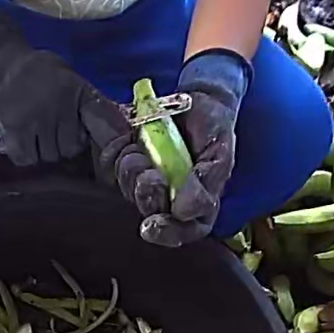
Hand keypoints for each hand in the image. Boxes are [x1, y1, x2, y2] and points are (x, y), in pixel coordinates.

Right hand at [0, 10, 129, 166]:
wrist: (1, 64)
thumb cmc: (37, 72)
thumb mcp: (68, 78)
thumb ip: (85, 102)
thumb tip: (110, 130)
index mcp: (77, 94)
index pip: (96, 128)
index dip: (92, 141)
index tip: (89, 146)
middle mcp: (61, 108)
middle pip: (69, 149)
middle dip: (61, 146)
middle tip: (51, 135)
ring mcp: (38, 120)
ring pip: (48, 156)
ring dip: (42, 151)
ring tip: (35, 137)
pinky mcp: (17, 130)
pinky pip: (26, 158)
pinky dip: (25, 154)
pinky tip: (23, 143)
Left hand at [97, 50, 250, 246]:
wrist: (199, 99)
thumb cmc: (214, 130)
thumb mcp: (219, 153)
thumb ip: (206, 183)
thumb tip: (185, 212)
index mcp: (197, 203)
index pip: (184, 230)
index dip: (168, 233)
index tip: (153, 226)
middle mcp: (169, 197)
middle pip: (152, 214)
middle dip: (147, 198)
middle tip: (151, 178)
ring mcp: (148, 180)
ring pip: (131, 192)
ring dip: (133, 173)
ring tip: (143, 151)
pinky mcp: (130, 163)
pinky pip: (114, 167)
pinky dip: (121, 154)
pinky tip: (133, 141)